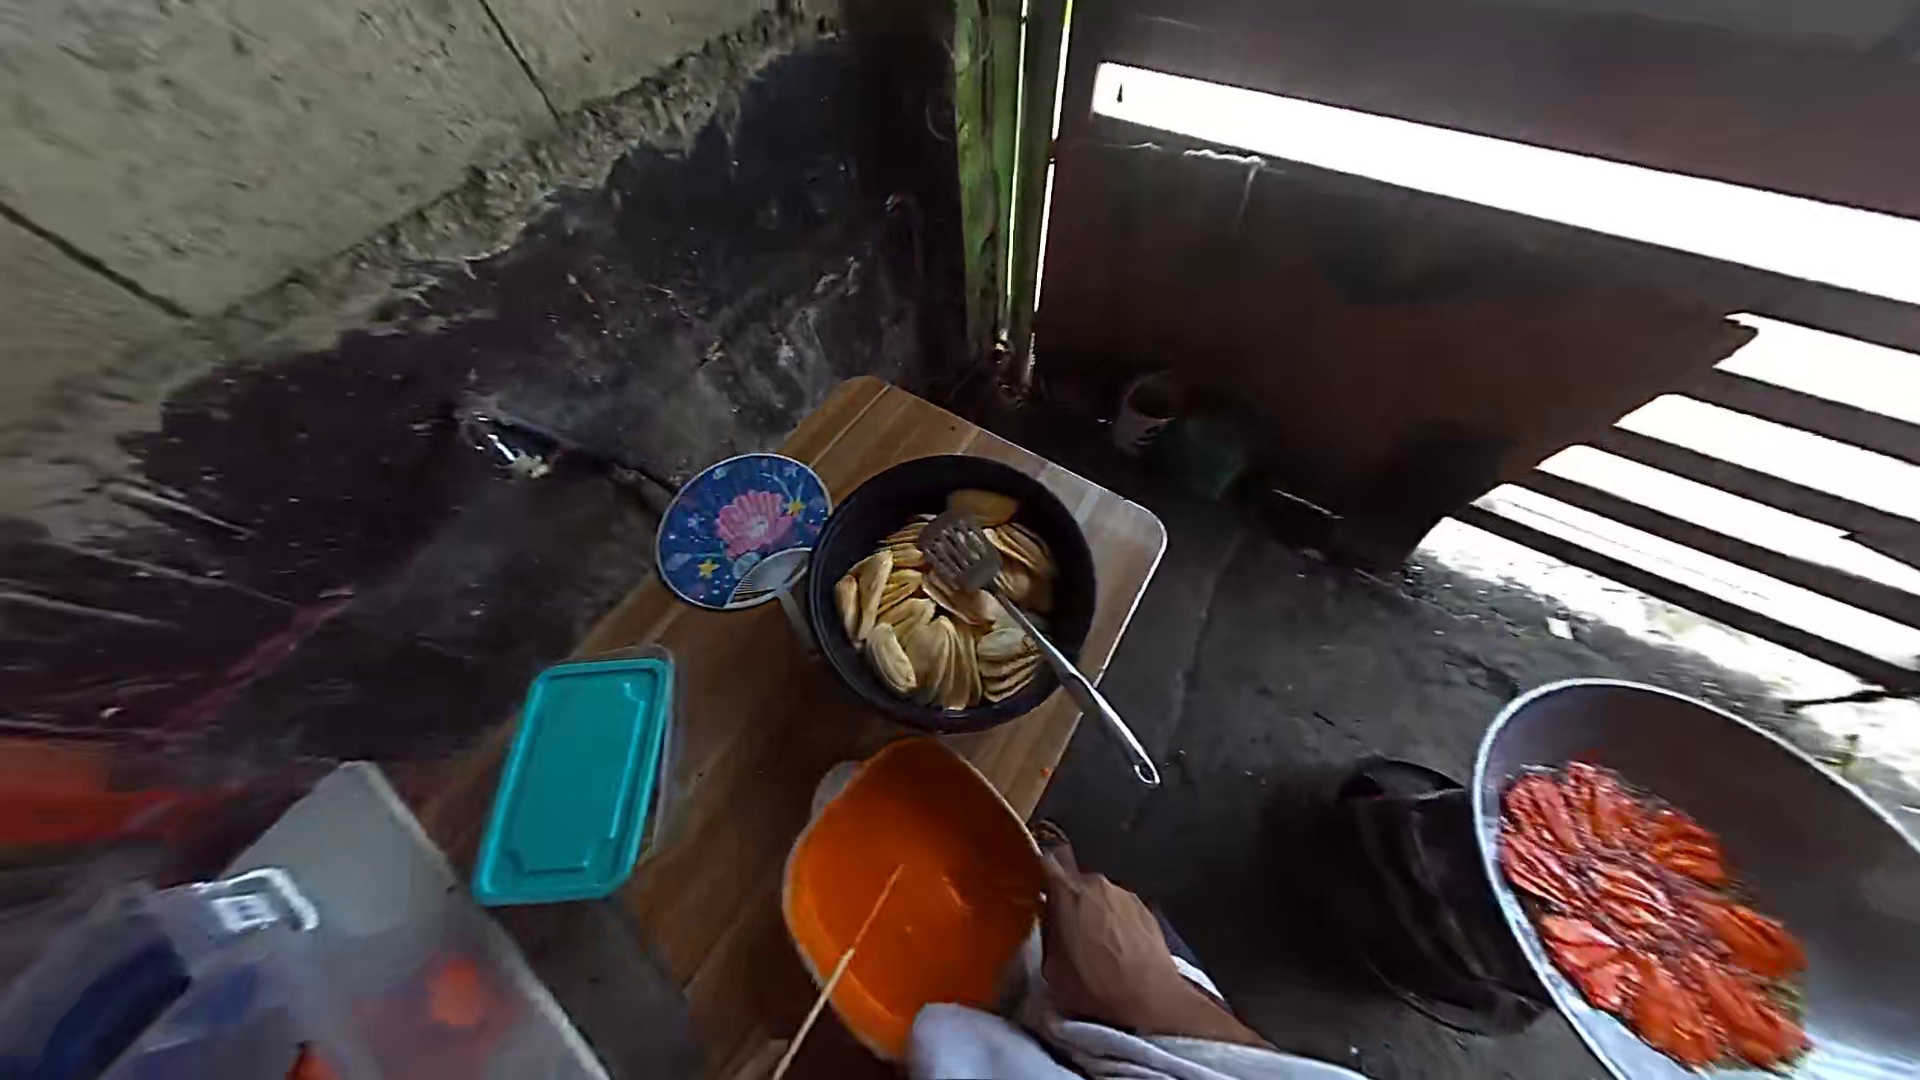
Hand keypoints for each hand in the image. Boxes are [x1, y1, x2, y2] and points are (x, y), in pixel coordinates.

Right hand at [1039, 841, 1269, 1046]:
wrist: (1151, 1000)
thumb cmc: (1095, 986)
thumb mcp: (1052, 970)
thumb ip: (1047, 936)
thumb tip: (1050, 926)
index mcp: (1066, 891)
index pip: (1047, 861)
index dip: (1042, 871)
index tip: (1039, 886)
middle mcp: (1094, 882)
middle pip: (1076, 881)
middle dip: (1072, 899)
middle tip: (1071, 929)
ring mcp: (1122, 892)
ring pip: (1101, 894)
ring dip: (1097, 910)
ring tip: (1102, 944)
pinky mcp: (1145, 907)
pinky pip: (1122, 907)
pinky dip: (1119, 921)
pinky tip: (1123, 948)